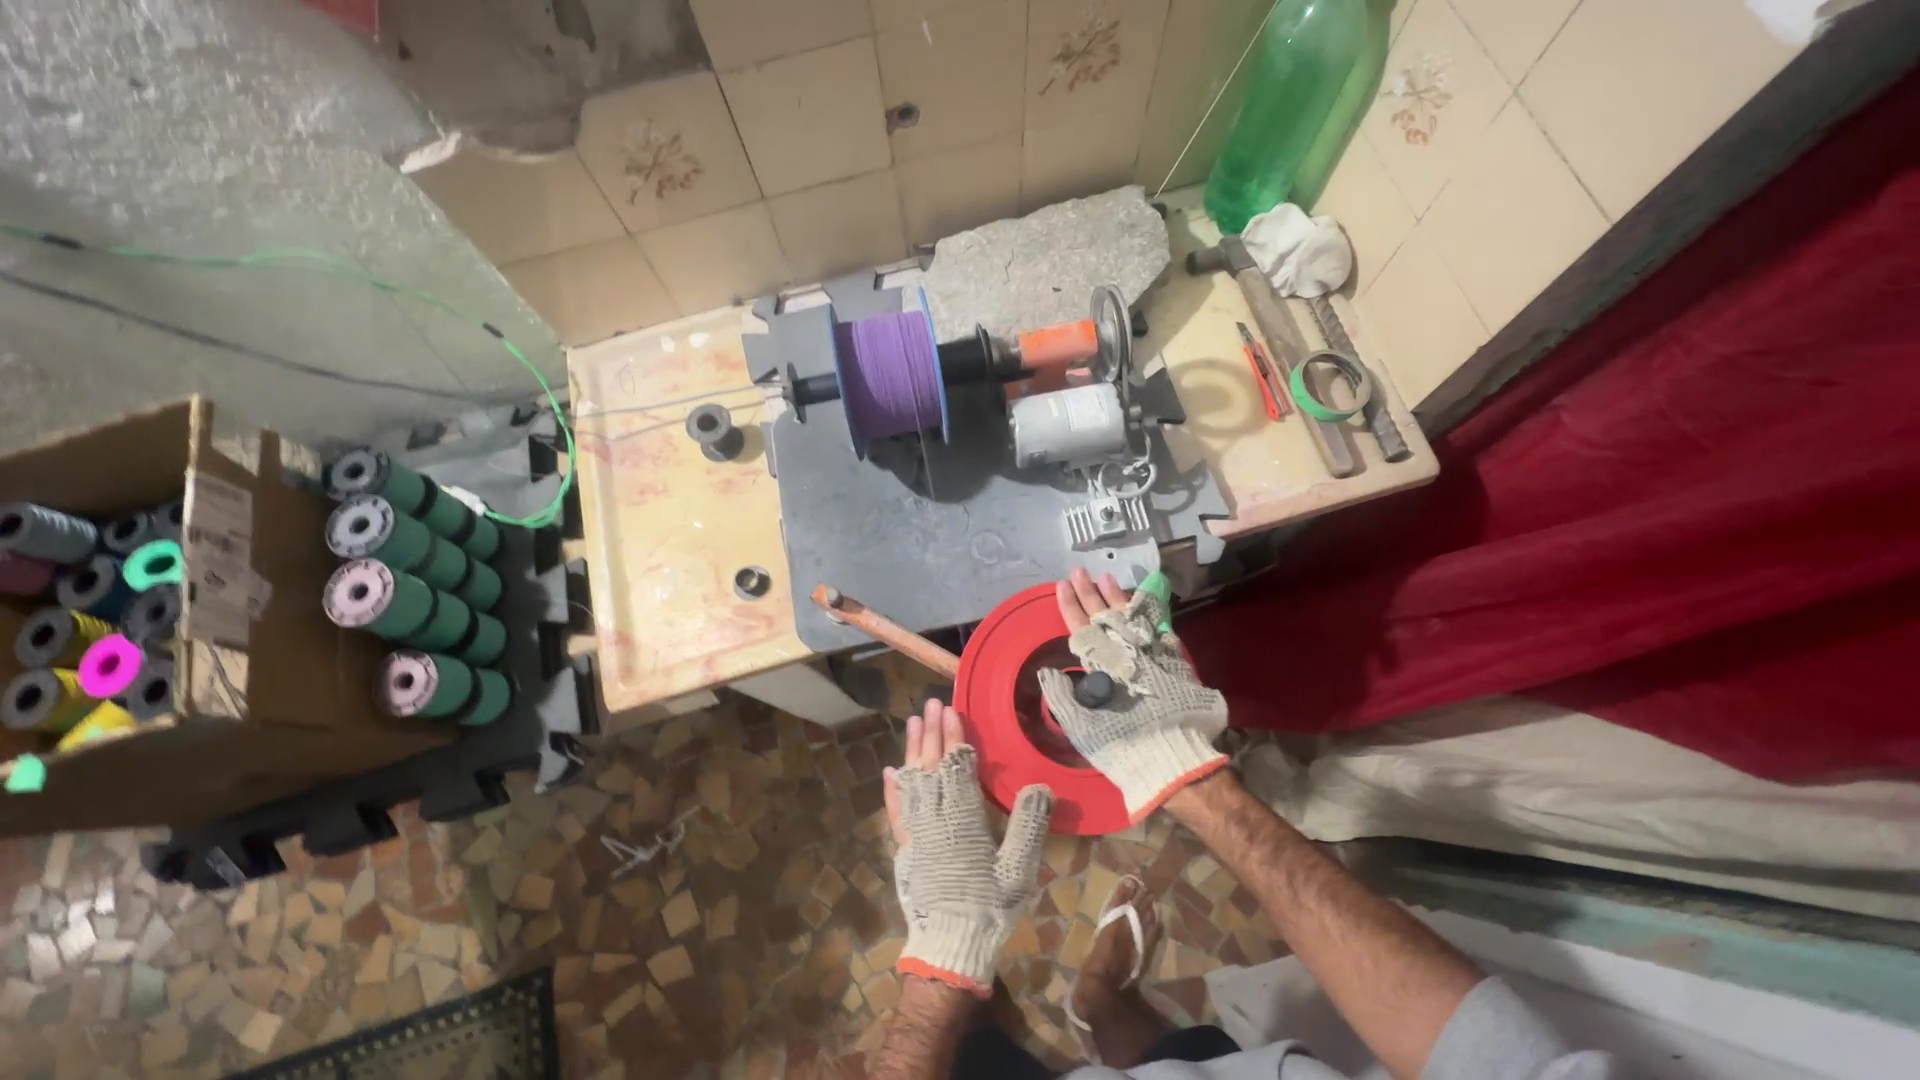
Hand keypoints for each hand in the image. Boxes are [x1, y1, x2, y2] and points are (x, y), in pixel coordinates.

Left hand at [883, 699, 1053, 995]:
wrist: (950, 945)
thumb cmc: (989, 907)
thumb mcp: (1019, 869)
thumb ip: (1029, 825)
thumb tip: (1039, 786)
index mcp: (964, 819)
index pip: (957, 767)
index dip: (954, 738)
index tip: (952, 711)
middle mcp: (935, 818)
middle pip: (931, 767)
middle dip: (931, 734)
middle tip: (930, 705)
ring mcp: (916, 833)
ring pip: (911, 782)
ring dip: (911, 751)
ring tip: (912, 723)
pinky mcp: (906, 849)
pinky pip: (896, 812)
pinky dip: (893, 790)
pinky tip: (890, 771)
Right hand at [1037, 567, 1229, 821]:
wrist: (1171, 755)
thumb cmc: (1121, 744)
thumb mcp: (1081, 726)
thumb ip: (1062, 696)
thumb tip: (1049, 672)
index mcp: (1099, 665)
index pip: (1080, 627)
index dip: (1069, 605)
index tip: (1061, 585)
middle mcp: (1124, 652)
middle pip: (1103, 615)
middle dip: (1089, 593)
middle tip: (1079, 572)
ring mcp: (1151, 653)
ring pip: (1131, 616)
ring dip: (1116, 596)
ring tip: (1106, 579)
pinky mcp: (1173, 661)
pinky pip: (1156, 628)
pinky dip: (1146, 614)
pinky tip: (1141, 604)